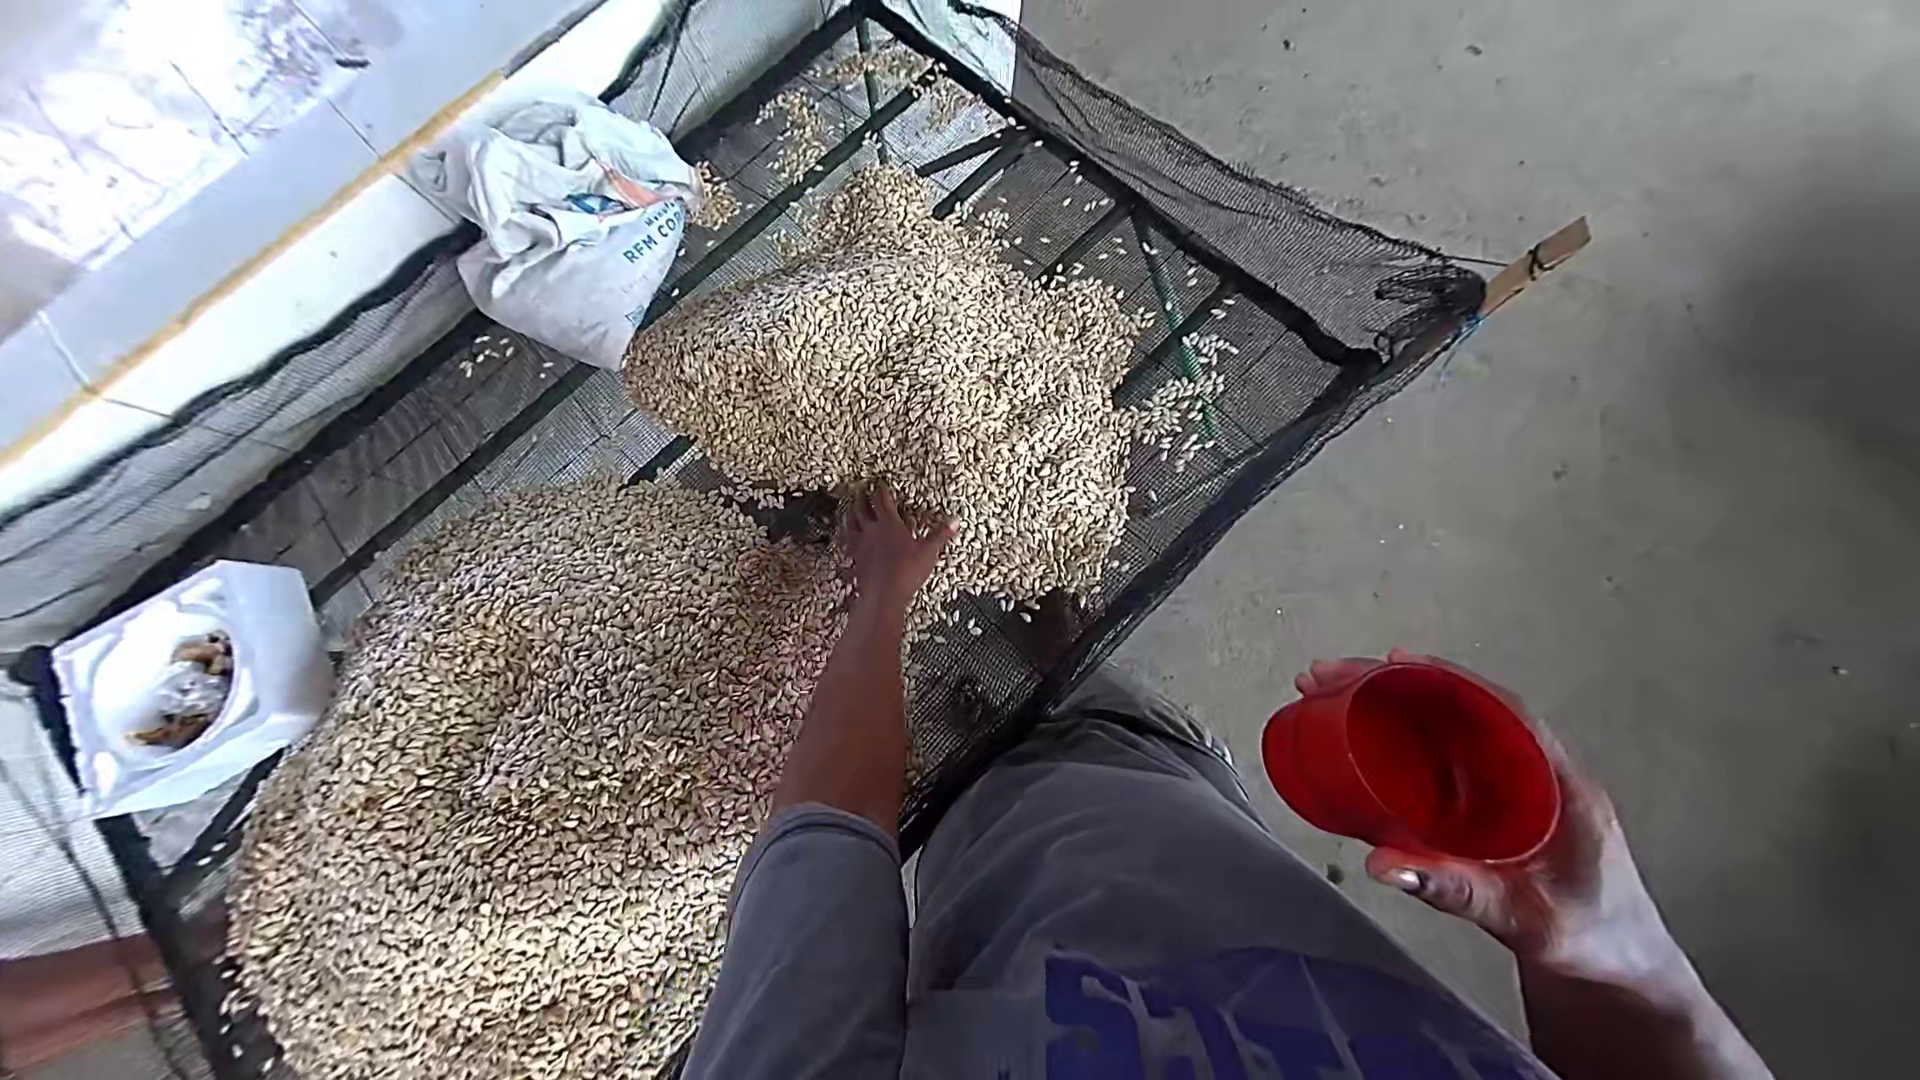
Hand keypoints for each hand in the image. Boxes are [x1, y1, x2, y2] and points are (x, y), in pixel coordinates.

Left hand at [838, 482, 954, 612]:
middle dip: (862, 498)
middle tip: (861, 490)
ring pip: (850, 522)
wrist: (883, 594)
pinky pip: (846, 543)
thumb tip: (955, 522)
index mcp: (889, 523)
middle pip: (862, 508)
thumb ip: (941, 534)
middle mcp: (871, 530)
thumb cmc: (907, 570)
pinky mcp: (855, 558)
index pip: (882, 500)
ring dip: (850, 513)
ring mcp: (860, 544)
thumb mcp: (928, 551)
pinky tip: (846, 538)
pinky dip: (844, 536)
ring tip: (849, 508)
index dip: (881, 490)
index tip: (880, 483)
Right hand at [1300, 649, 1678, 983]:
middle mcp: (1530, 772)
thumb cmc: (1591, 941)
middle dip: (1389, 681)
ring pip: (1438, 721)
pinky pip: (1431, 745)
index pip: (1503, 709)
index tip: (1396, 661)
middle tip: (1332, 676)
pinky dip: (1390, 727)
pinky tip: (1355, 724)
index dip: (1446, 678)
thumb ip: (1456, 892)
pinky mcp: (1476, 794)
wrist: (1616, 970)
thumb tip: (1383, 864)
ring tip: (1329, 689)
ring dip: (1382, 699)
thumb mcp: (1525, 920)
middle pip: (1456, 705)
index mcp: (1560, 787)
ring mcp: (1502, 781)